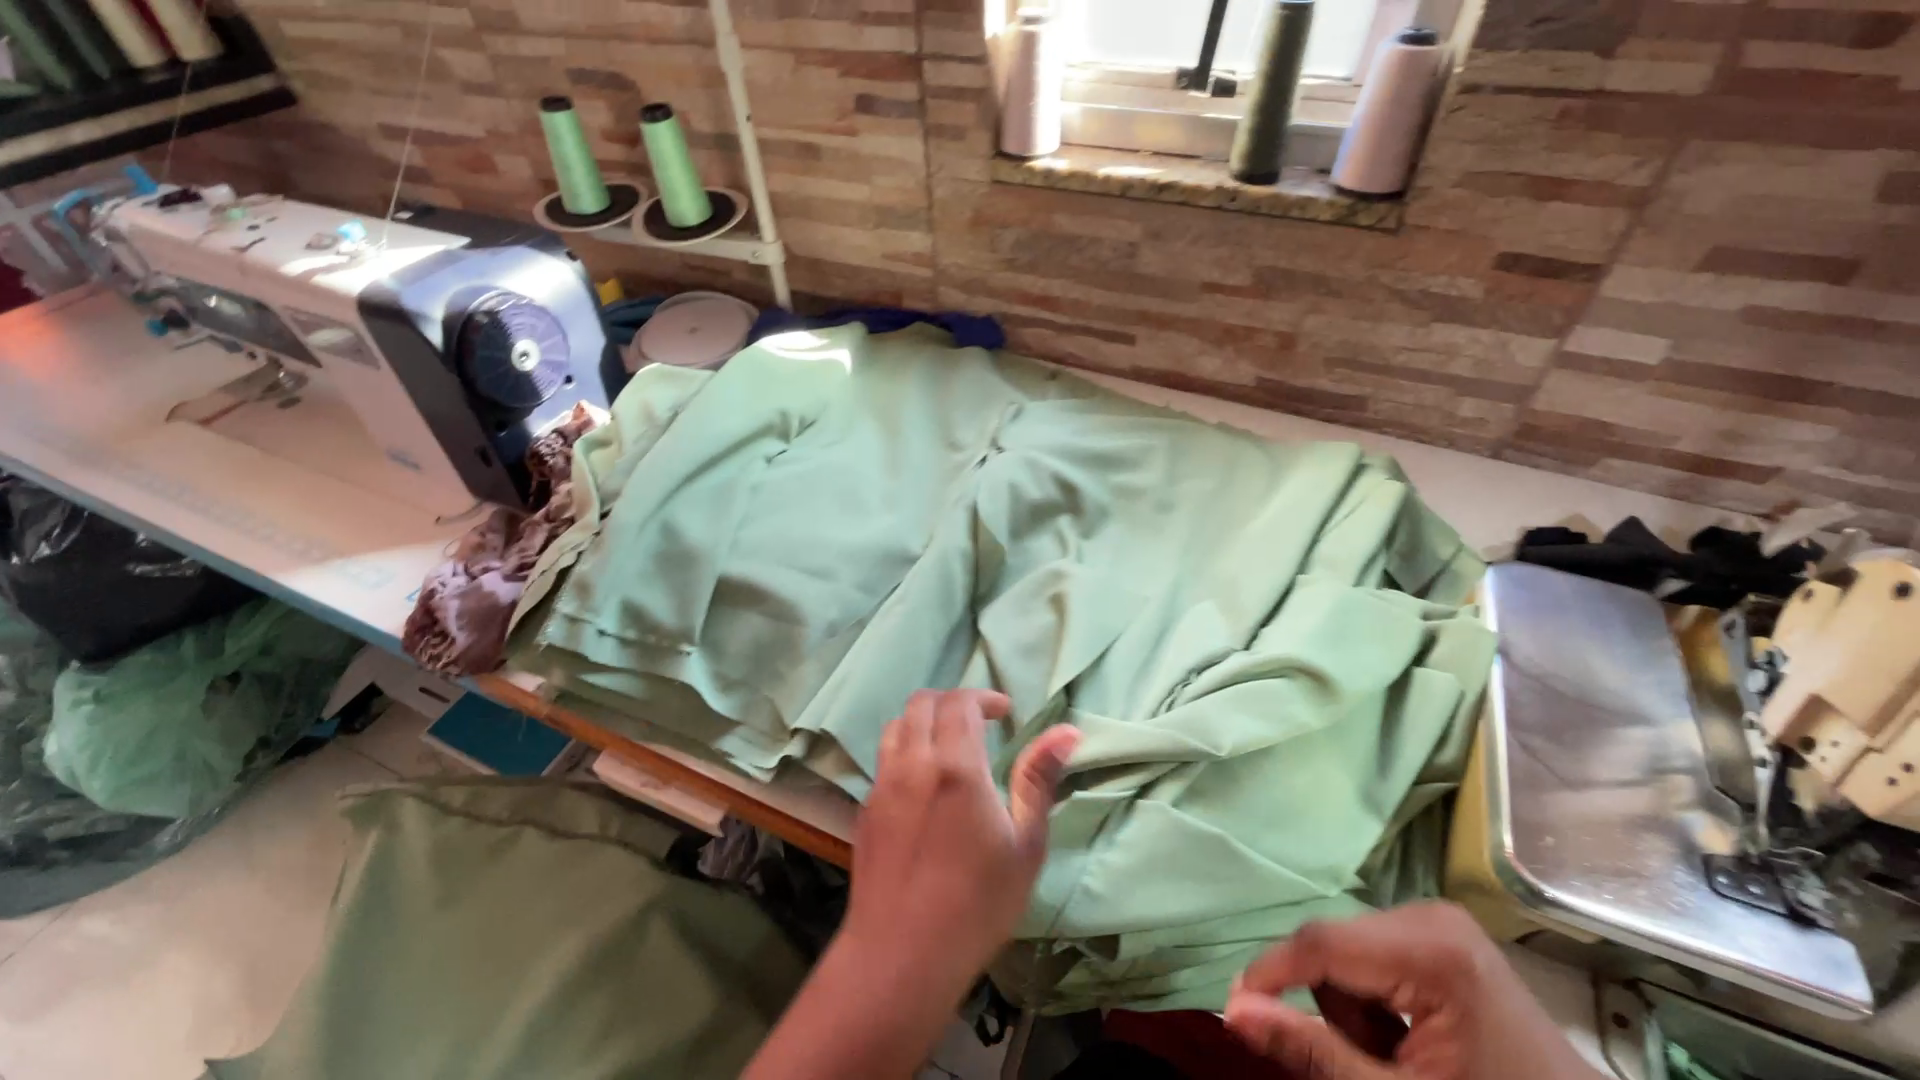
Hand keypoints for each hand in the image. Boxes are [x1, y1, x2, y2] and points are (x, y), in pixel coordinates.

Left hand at [841, 689, 1080, 985]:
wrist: (901, 956)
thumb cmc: (978, 903)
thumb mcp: (1025, 844)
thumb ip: (1040, 780)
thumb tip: (1067, 732)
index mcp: (956, 766)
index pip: (960, 702)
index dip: (984, 698)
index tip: (1005, 713)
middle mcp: (912, 764)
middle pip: (922, 704)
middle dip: (953, 703)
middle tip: (980, 724)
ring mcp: (882, 787)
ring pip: (896, 727)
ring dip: (924, 723)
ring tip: (949, 749)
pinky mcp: (865, 811)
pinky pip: (883, 762)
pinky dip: (905, 753)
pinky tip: (924, 788)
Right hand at [1224, 902, 1604, 1079]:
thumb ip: (1314, 1053)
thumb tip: (1233, 1012)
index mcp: (1431, 951)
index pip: (1320, 944)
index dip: (1268, 975)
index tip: (1234, 1016)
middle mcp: (1431, 916)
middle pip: (1331, 946)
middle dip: (1329, 1006)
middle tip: (1368, 1065)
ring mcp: (1438, 921)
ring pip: (1345, 951)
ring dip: (1349, 1006)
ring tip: (1395, 1057)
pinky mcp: (1440, 933)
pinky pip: (1370, 954)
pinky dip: (1372, 997)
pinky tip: (1406, 1036)